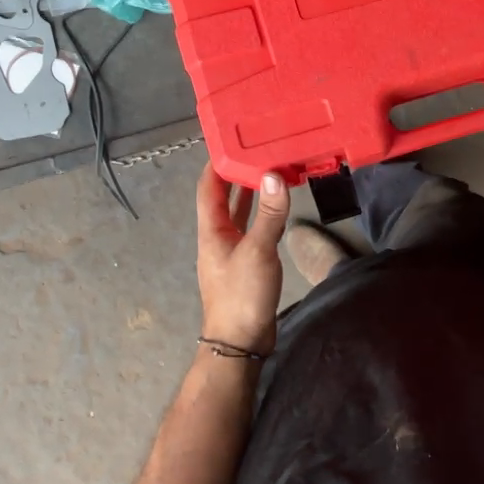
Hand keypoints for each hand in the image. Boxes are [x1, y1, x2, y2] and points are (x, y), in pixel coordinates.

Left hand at [194, 165, 290, 352]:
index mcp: (212, 232)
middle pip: (222, 200)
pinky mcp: (246, 266)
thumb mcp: (258, 252)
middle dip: (235, 176)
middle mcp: (217, 238)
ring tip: (268, 173)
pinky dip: (262, 217)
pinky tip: (276, 211)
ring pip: (238, 216)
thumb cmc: (242, 295)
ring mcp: (231, 253)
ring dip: (250, 196)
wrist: (240, 342)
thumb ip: (269, 216)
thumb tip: (275, 176)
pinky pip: (252, 232)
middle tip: (256, 152)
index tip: (229, 142)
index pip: (207, 189)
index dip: (215, 165)